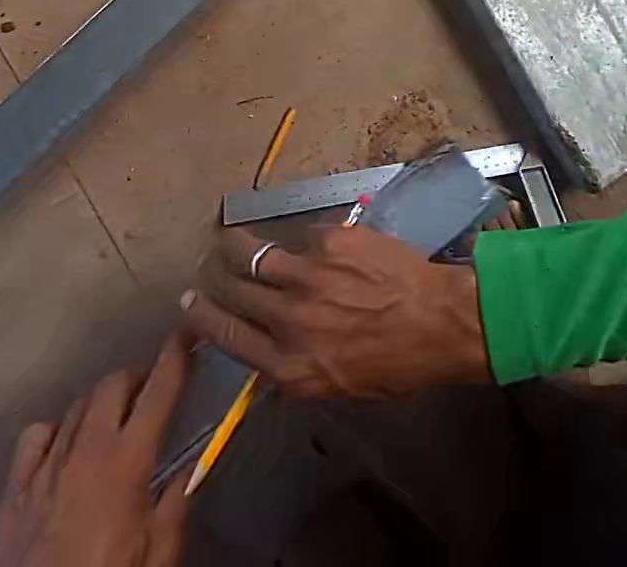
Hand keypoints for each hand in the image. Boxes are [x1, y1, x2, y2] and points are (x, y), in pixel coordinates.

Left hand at [0, 334, 191, 566]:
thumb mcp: (157, 555)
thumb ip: (176, 502)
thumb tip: (193, 464)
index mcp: (126, 462)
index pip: (158, 390)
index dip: (176, 355)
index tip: (187, 331)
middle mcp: (85, 450)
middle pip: (113, 384)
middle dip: (137, 375)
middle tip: (153, 385)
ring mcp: (44, 467)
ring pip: (77, 405)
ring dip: (103, 400)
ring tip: (117, 412)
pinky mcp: (13, 489)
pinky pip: (36, 435)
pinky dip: (57, 429)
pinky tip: (66, 444)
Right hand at [180, 224, 490, 398]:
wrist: (439, 320)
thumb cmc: (396, 364)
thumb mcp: (338, 388)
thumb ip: (295, 372)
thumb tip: (268, 359)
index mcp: (288, 363)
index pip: (226, 334)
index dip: (200, 315)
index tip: (187, 302)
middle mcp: (288, 318)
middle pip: (232, 289)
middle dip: (212, 276)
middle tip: (207, 265)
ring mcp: (308, 275)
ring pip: (253, 254)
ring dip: (235, 247)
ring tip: (228, 241)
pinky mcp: (330, 241)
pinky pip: (301, 237)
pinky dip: (302, 243)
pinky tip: (314, 246)